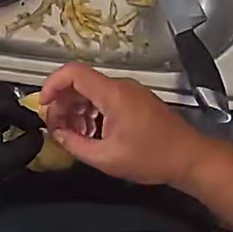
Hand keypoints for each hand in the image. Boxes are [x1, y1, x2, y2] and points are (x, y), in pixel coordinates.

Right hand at [37, 63, 223, 188]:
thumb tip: (58, 135)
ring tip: (76, 136)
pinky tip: (92, 135)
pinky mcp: (135, 102)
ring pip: (91, 93)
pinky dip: (92, 114)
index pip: (73, 73)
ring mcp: (129, 93)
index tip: (43, 104)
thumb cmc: (152, 158)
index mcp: (112, 95)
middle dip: (62, 105)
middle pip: (80, 83)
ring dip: (77, 112)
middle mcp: (121, 87)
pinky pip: (105, 100)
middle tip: (57, 129)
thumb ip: (75, 145)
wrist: (189, 158)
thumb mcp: (106, 158)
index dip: (51, 84)